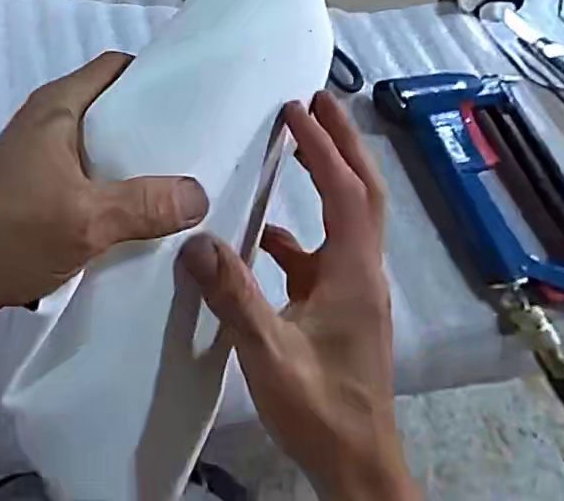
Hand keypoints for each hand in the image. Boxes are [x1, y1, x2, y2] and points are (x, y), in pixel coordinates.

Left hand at [0, 51, 209, 330]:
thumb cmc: (5, 233)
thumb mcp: (84, 220)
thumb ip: (145, 205)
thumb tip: (202, 194)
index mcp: (58, 106)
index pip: (117, 67)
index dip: (155, 74)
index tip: (194, 96)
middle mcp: (49, 120)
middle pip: (113, 106)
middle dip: (153, 124)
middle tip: (196, 145)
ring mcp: (39, 156)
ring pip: (101, 145)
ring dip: (134, 161)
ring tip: (177, 181)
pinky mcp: (34, 187)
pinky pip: (87, 174)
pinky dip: (113, 186)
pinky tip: (137, 213)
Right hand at [180, 92, 417, 500]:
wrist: (358, 468)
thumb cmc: (321, 409)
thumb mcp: (270, 355)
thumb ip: (234, 297)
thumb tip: (198, 241)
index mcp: (354, 270)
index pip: (345, 189)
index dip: (323, 145)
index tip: (296, 108)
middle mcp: (363, 268)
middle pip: (365, 188)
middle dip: (344, 140)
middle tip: (319, 100)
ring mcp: (356, 287)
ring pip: (350, 214)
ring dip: (330, 173)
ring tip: (300, 143)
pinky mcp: (343, 305)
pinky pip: (325, 251)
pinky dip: (303, 230)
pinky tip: (269, 235)